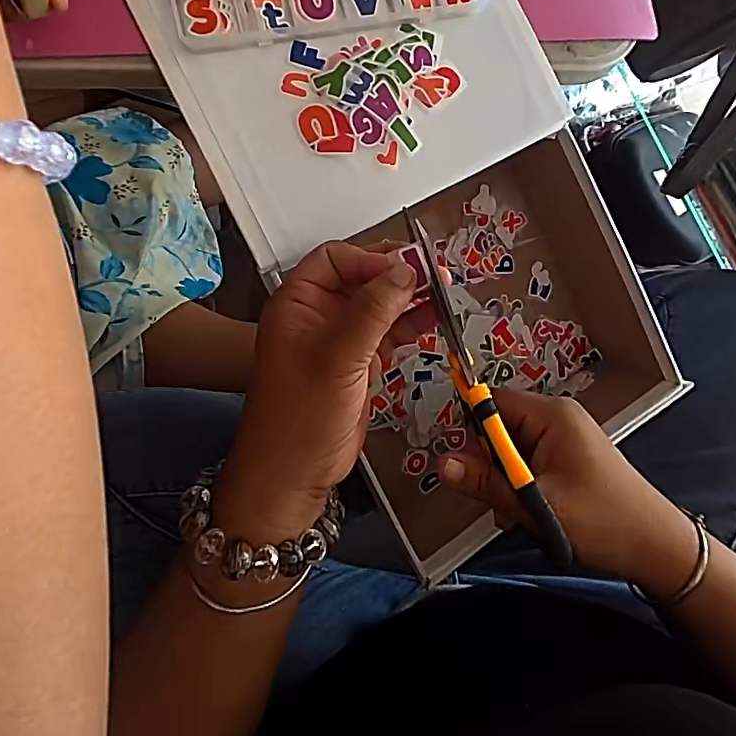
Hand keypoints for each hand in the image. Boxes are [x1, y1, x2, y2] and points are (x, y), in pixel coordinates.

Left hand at [220, 242, 417, 539]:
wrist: (293, 475)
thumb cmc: (297, 419)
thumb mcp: (336, 357)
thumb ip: (372, 311)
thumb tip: (405, 271)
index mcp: (299, 303)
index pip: (337, 259)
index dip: (371, 260)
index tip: (405, 270)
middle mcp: (319, 314)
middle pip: (363, 277)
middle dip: (397, 274)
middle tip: (432, 272)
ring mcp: (341, 338)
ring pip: (380, 303)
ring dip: (411, 296)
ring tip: (441, 290)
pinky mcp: (359, 360)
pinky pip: (389, 330)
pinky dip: (412, 322)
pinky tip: (433, 317)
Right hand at [438, 390, 700, 597]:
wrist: (654, 546)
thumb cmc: (604, 520)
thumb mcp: (538, 504)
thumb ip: (488, 482)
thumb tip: (445, 464)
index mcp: (552, 415)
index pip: (495, 401)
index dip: (473, 428)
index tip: (460, 459)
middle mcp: (557, 418)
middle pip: (501, 427)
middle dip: (491, 463)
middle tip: (496, 498)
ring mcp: (564, 438)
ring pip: (512, 450)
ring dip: (506, 481)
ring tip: (517, 514)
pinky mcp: (567, 457)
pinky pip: (529, 462)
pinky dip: (521, 487)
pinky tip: (529, 514)